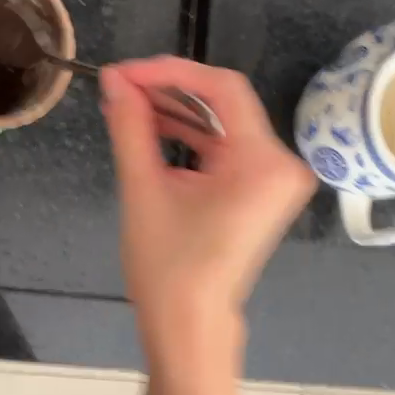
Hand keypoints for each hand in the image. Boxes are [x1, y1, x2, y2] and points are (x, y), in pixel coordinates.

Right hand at [100, 58, 314, 353]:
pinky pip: (223, 149)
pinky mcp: (258, 190)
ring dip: (174, 114)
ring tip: (126, 107)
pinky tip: (149, 130)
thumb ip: (130, 127)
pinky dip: (188, 139)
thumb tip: (113, 80)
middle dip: (168, 92)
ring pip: (221, 126)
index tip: (124, 73)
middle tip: (118, 87)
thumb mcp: (142, 189)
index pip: (222, 89)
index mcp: (263, 162)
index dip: (170, 72)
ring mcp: (272, 178)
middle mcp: (280, 163)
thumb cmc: (166, 264)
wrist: (188, 323)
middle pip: (224, 105)